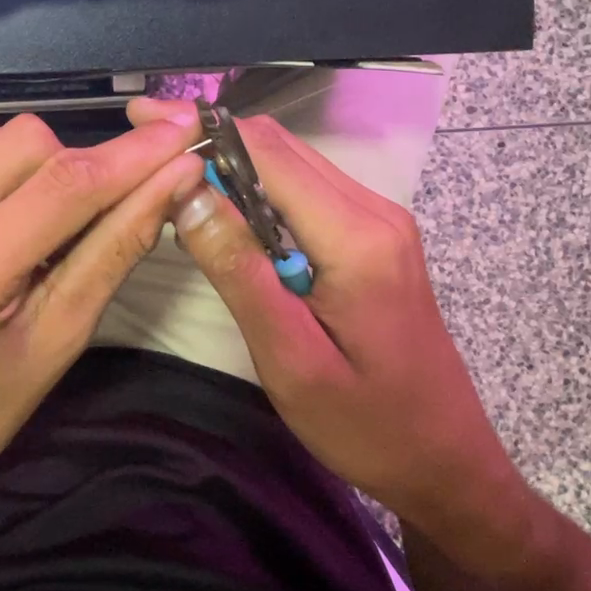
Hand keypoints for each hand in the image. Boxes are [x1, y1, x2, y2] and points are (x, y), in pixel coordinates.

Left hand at [0, 112, 205, 550]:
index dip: (130, 155)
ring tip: (31, 233)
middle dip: (74, 167)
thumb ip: (117, 246)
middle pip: (24, 142)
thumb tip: (175, 176)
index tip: (181, 132)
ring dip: (31, 173)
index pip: (62, 187)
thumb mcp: (61, 336)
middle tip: (87, 218)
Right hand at [127, 100, 541, 566]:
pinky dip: (255, 189)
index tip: (144, 127)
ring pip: (291, 163)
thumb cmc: (367, 425)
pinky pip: (305, 190)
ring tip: (170, 177)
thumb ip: (240, 272)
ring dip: (229, 163)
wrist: (447, 463)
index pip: (267, 152)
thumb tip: (186, 194)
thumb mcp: (291, 360)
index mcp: (356, 237)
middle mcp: (373, 210)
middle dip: (208, 139)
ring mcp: (378, 219)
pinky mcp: (373, 235)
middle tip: (144, 144)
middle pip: (279, 146)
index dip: (201, 132)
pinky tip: (220, 212)